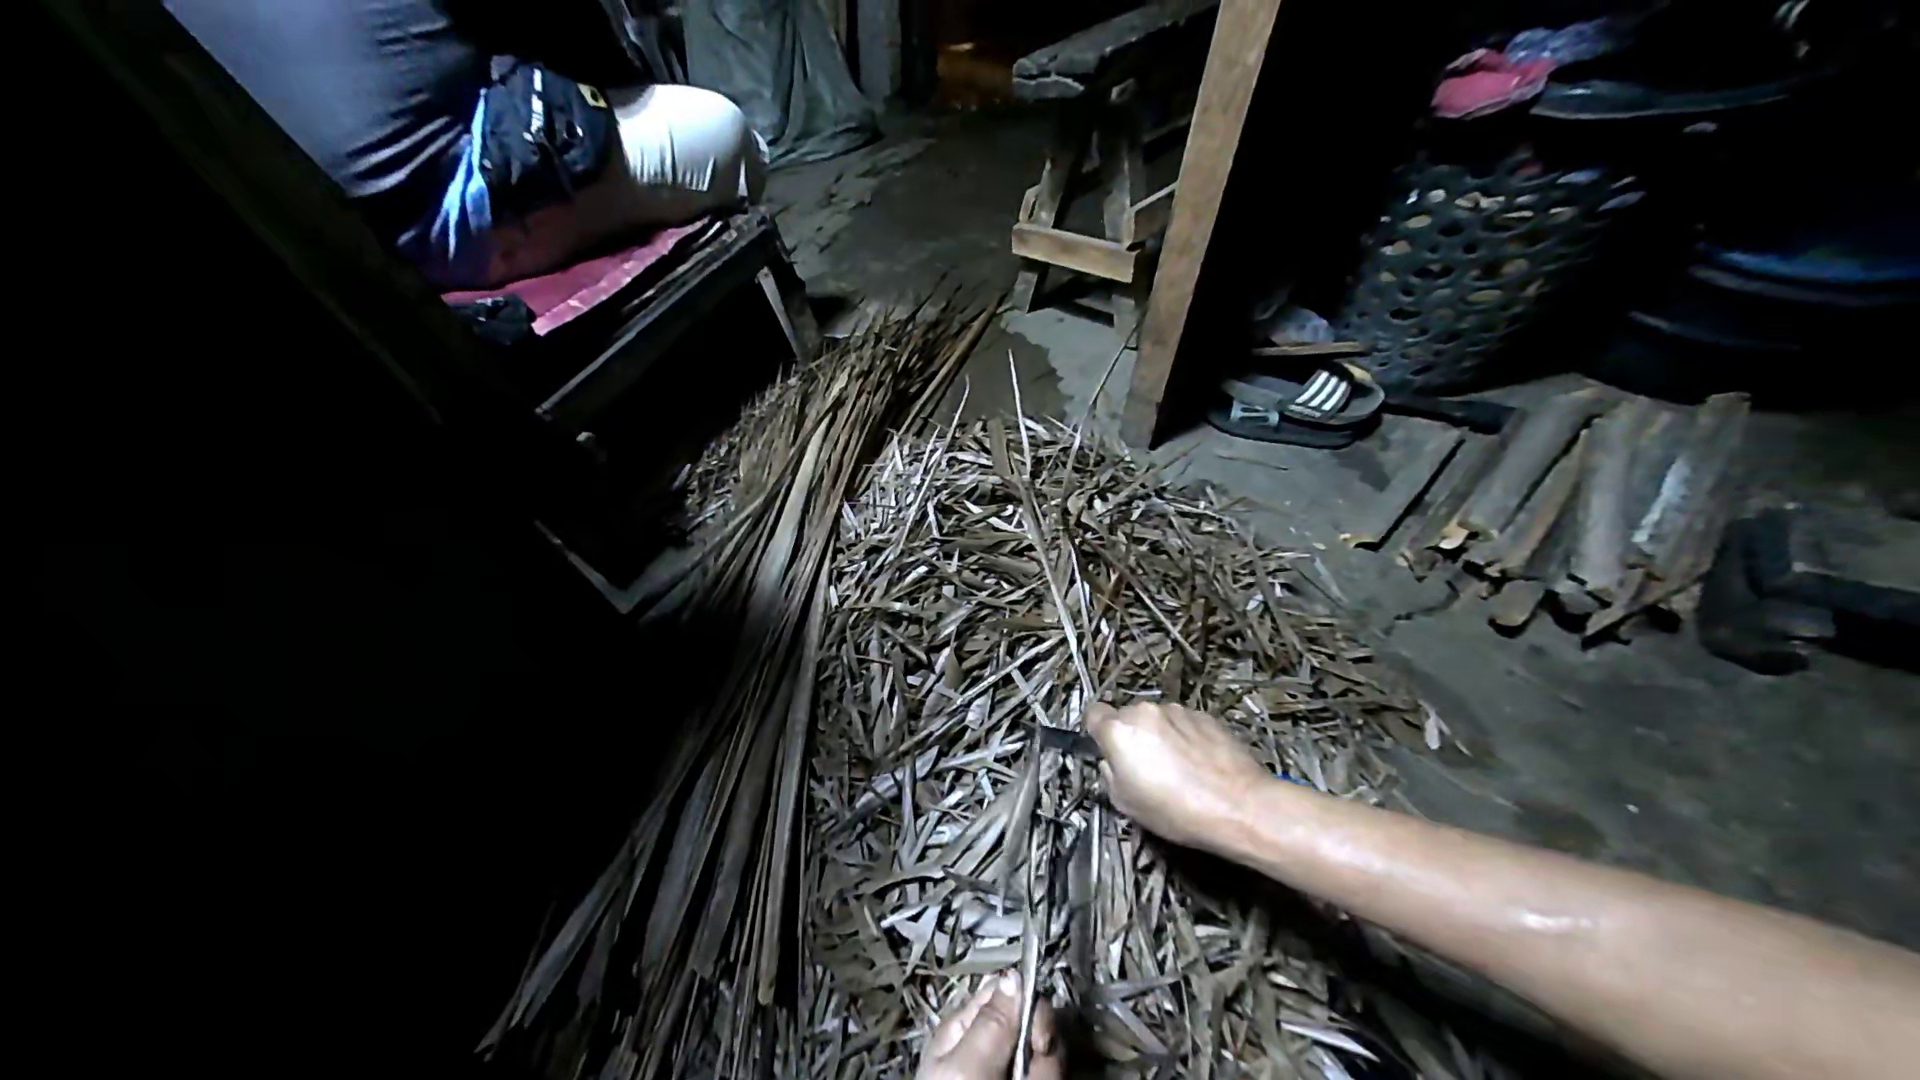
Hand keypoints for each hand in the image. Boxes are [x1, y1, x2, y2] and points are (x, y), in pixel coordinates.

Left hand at [915, 970, 1060, 1079]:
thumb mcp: (962, 1069)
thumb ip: (990, 1024)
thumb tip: (1014, 975)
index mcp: (965, 1027)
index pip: (1008, 990)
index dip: (1030, 1003)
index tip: (1040, 1033)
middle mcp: (992, 1045)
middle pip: (1037, 1023)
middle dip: (1043, 1049)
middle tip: (1028, 1076)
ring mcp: (1010, 1071)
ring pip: (1050, 1059)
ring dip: (1045, 1075)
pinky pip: (1049, 1078)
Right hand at [1084, 701, 1268, 851]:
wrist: (1239, 806)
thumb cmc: (1176, 811)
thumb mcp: (1126, 803)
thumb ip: (1110, 773)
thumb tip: (1113, 761)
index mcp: (1118, 731)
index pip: (1093, 713)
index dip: (1098, 730)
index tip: (1108, 749)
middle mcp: (1144, 712)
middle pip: (1127, 717)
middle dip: (1132, 736)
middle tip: (1146, 767)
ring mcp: (1176, 710)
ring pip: (1157, 720)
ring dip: (1160, 736)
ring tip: (1180, 769)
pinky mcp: (1204, 715)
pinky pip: (1184, 723)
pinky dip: (1185, 738)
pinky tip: (1199, 764)